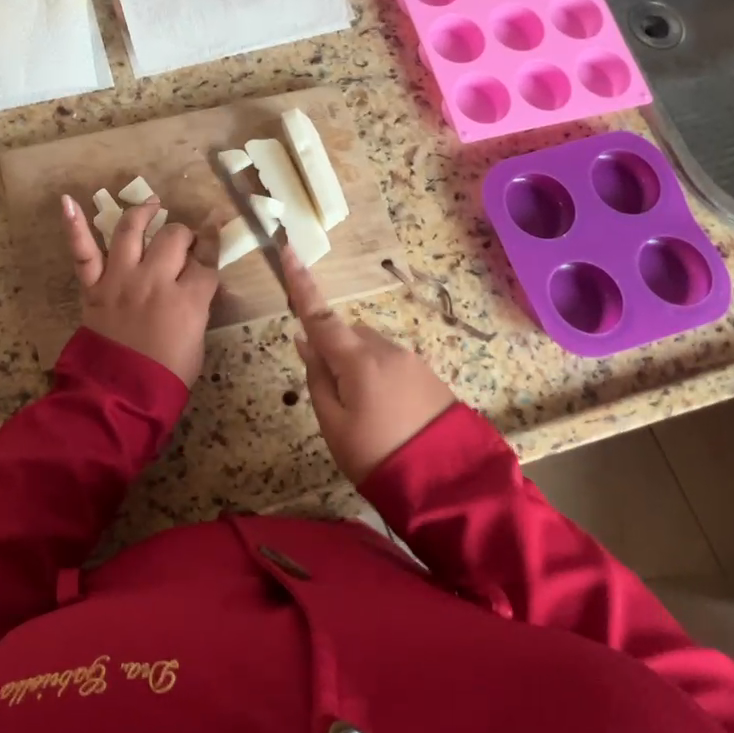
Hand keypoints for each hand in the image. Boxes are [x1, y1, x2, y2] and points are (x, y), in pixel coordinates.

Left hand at [62, 195, 219, 385]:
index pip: (206, 262)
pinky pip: (82, 252)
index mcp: (188, 299)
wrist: (122, 394)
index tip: (213, 236)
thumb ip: (197, 308)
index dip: (212, 248)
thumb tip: (195, 286)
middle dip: (184, 234)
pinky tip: (67, 202)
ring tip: (151, 206)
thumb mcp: (197, 341)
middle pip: (174, 239)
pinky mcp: (94, 287)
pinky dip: (73, 226)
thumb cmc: (166, 376)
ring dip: (143, 213)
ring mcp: (121, 279)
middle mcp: (155, 280)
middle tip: (184, 240)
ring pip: (132, 231)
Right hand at [284, 245, 456, 482]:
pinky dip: (380, 378)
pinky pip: (392, 364)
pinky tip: (387, 413)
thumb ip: (317, 378)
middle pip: (347, 335)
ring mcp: (412, 360)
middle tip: (334, 398)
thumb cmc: (375, 455)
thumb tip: (306, 342)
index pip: (320, 315)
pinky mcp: (429, 375)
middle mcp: (386, 349)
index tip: (289, 250)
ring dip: (359, 367)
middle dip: (335, 352)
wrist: (444, 483)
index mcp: (358, 359)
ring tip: (365, 415)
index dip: (302, 283)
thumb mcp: (332, 423)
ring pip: (370, 350)